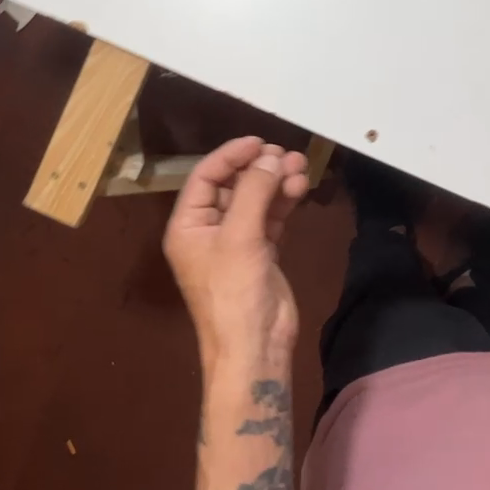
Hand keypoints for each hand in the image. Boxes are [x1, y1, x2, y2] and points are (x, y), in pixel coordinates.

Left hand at [163, 136, 309, 370]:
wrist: (254, 348)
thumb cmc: (234, 292)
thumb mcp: (240, 237)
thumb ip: (255, 191)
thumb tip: (271, 156)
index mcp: (188, 225)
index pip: (206, 177)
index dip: (231, 155)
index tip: (259, 141)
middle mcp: (208, 230)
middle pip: (233, 185)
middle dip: (259, 168)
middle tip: (285, 154)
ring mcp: (235, 242)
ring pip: (255, 199)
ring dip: (276, 182)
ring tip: (300, 167)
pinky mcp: (260, 253)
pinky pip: (270, 217)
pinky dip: (284, 201)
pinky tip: (300, 188)